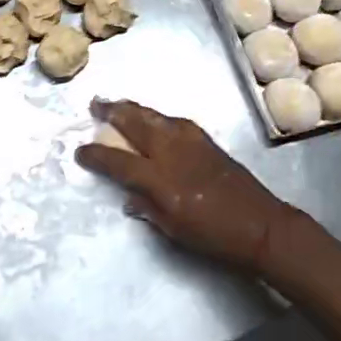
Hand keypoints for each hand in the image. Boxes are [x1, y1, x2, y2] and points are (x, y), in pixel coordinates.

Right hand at [77, 98, 294, 274]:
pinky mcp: (205, 139)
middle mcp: (171, 152)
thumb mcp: (172, 230)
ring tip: (118, 104)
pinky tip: (153, 120)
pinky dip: (157, 117)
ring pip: (154, 116)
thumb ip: (146, 208)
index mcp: (159, 179)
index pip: (117, 160)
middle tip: (96, 104)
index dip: (96, 155)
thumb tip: (129, 195)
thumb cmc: (213, 236)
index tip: (80, 151)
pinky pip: (173, 120)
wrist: (260, 224)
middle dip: (112, 111)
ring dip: (133, 108)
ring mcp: (190, 141)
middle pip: (135, 123)